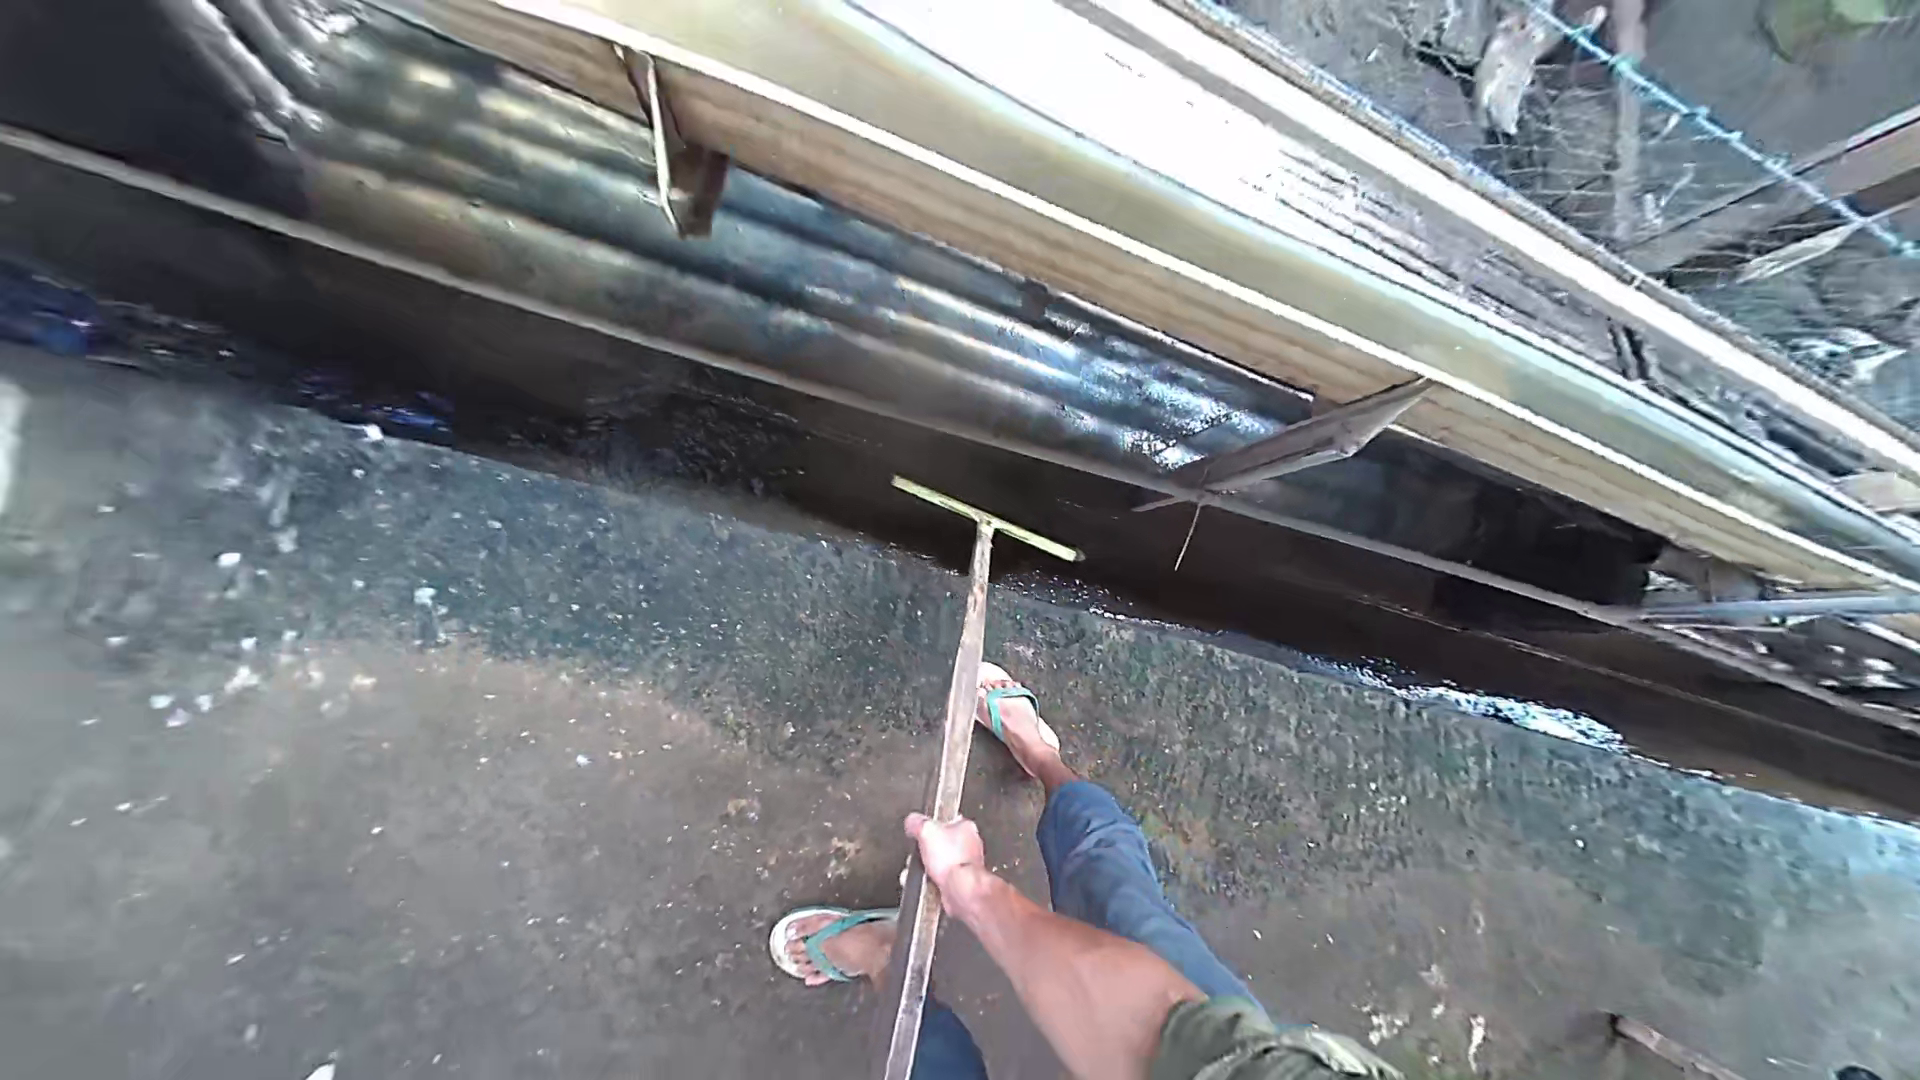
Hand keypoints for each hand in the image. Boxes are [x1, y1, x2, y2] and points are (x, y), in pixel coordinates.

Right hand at [904, 812, 987, 909]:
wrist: (961, 890)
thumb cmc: (953, 860)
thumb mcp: (926, 831)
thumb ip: (917, 822)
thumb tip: (912, 820)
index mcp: (965, 827)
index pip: (945, 821)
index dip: (930, 827)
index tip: (921, 833)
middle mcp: (969, 845)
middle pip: (940, 844)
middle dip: (926, 852)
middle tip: (920, 855)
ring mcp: (965, 866)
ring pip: (940, 864)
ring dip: (927, 869)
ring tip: (921, 872)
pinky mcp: (961, 883)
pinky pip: (941, 880)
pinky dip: (932, 882)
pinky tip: (928, 884)